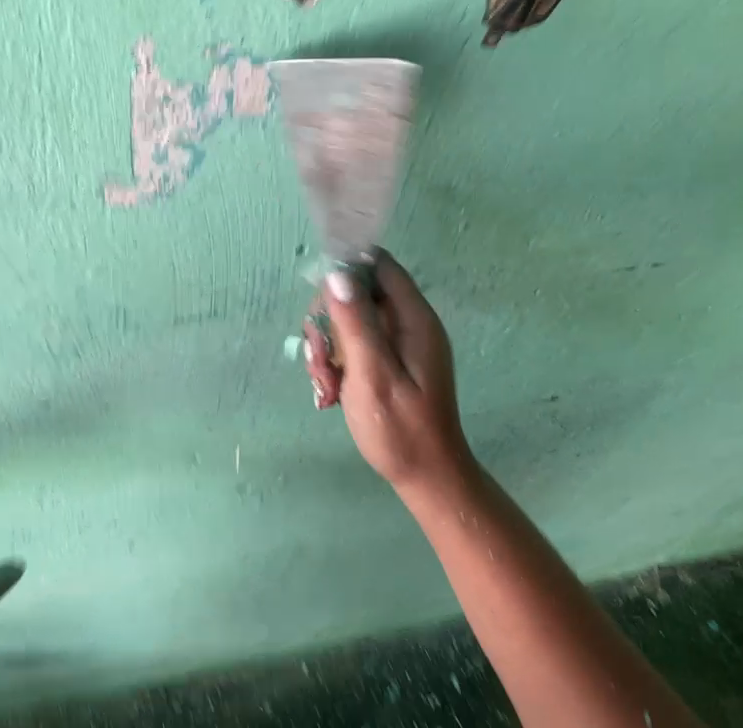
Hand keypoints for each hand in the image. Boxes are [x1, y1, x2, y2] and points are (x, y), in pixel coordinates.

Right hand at [304, 251, 468, 491]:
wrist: (425, 477)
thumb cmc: (400, 429)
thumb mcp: (371, 374)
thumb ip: (355, 323)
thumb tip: (336, 275)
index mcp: (413, 320)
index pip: (379, 266)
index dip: (345, 270)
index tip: (317, 297)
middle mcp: (407, 324)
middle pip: (356, 294)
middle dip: (328, 320)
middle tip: (320, 357)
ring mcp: (397, 344)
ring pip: (348, 321)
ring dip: (326, 347)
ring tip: (325, 382)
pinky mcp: (387, 362)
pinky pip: (352, 345)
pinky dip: (335, 363)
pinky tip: (330, 391)